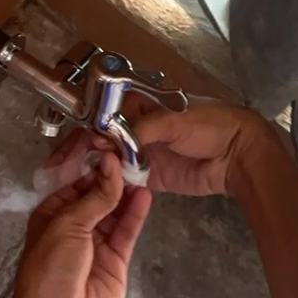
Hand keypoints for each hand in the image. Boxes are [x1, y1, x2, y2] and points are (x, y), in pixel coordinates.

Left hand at [4, 152, 151, 297]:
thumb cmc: (50, 268)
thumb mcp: (68, 225)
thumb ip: (95, 196)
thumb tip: (112, 163)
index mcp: (53, 213)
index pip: (76, 182)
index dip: (93, 165)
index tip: (111, 146)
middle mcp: (74, 226)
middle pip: (97, 194)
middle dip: (112, 176)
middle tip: (130, 154)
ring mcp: (96, 244)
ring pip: (114, 211)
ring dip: (126, 192)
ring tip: (141, 169)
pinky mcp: (115, 262)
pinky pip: (126, 232)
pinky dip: (136, 213)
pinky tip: (145, 196)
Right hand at [44, 100, 269, 196]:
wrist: (238, 154)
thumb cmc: (208, 124)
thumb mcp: (174, 119)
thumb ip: (141, 127)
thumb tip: (109, 138)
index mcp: (139, 103)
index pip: (103, 113)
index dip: (86, 129)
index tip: (70, 146)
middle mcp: (135, 125)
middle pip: (100, 137)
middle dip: (81, 152)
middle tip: (60, 171)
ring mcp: (142, 151)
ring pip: (109, 159)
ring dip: (92, 169)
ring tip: (69, 183)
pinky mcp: (150, 175)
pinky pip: (125, 179)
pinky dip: (110, 185)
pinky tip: (92, 193)